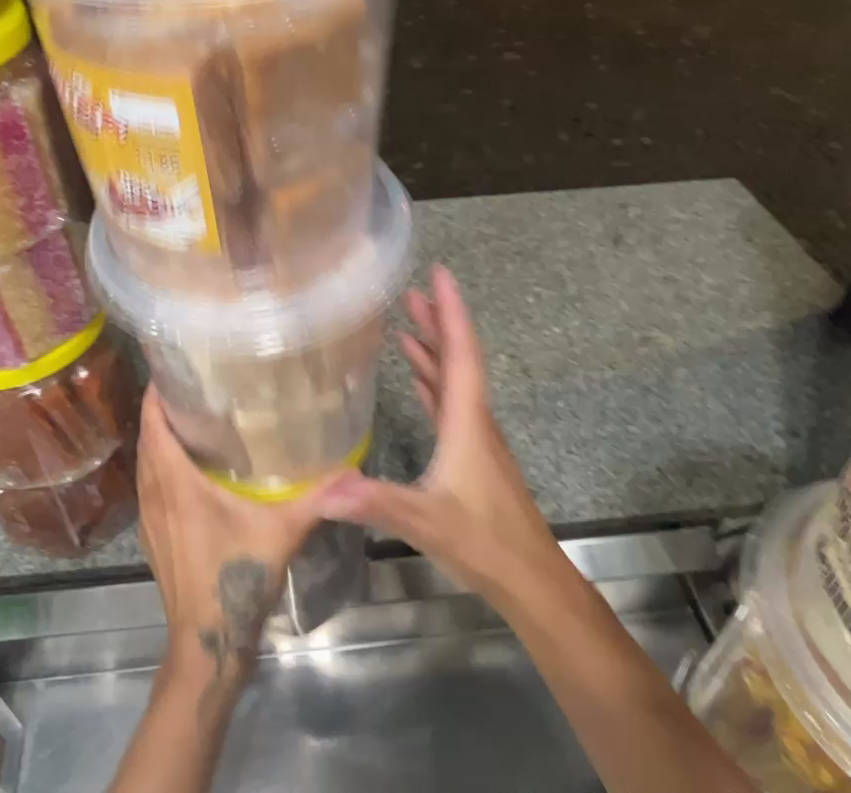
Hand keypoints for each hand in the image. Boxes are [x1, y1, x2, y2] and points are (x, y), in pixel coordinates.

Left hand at [136, 387, 324, 682]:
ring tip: (191, 419)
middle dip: (161, 410)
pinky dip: (161, 466)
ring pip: (145, 465)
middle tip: (192, 385)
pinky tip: (189, 469)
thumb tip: (351, 469)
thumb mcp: (281, 533)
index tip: (173, 365)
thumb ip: (315, 499)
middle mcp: (153, 494)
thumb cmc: (235, 579)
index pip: (152, 424)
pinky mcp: (153, 537)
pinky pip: (149, 487)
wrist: (206, 640)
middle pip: (146, 439)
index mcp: (175, 484)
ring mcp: (148, 519)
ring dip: (159, 439)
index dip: (157, 392)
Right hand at [313, 265, 560, 600]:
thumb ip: (376, 502)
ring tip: (409, 325)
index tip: (440, 274)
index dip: (451, 312)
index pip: (461, 354)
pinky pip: (452, 408)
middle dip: (438, 322)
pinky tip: (420, 382)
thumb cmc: (483, 542)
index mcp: (467, 423)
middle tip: (412, 291)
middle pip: (458, 360)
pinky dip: (434, 385)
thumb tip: (322, 489)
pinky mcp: (472, 459)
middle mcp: (475, 422)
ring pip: (455, 383)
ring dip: (435, 351)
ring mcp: (476, 441)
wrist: (529, 577)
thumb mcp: (425, 521)